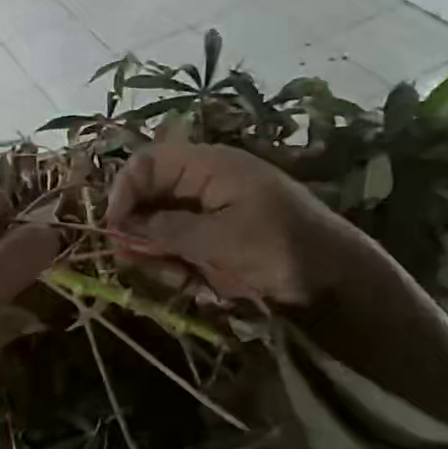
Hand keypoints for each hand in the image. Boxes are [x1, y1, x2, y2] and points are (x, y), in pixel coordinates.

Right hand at [106, 143, 392, 305]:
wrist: (333, 280)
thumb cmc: (280, 248)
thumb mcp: (219, 239)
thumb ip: (166, 230)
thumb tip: (121, 225)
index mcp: (208, 167)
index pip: (147, 163)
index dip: (124, 191)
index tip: (114, 228)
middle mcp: (202, 185)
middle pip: (147, 199)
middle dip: (140, 233)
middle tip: (141, 264)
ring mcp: (208, 216)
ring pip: (158, 231)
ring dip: (159, 257)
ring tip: (182, 279)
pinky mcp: (213, 243)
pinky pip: (178, 252)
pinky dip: (178, 269)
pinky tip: (194, 285)